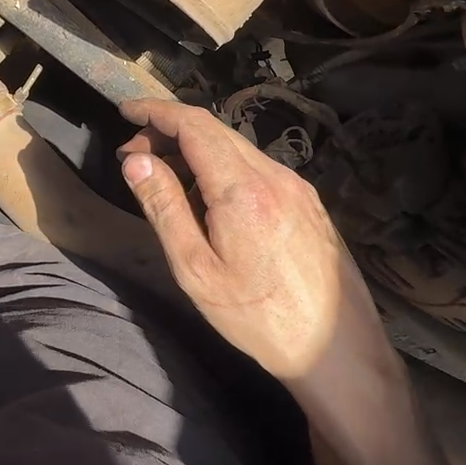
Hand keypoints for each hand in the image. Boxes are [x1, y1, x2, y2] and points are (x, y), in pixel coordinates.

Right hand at [116, 98, 392, 400]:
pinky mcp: (308, 203)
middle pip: (213, 129)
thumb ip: (163, 207)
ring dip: (193, 149)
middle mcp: (275, 176)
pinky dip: (219, 165)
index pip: (194, 125)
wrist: (341, 355)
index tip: (124, 109)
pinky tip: (206, 198)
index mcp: (243, 189)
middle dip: (168, 131)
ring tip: (164, 179)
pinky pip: (254, 166)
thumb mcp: (195, 269)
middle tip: (133, 156)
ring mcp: (297, 188)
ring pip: (234, 147)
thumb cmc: (258, 318)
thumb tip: (135, 160)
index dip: (156, 111)